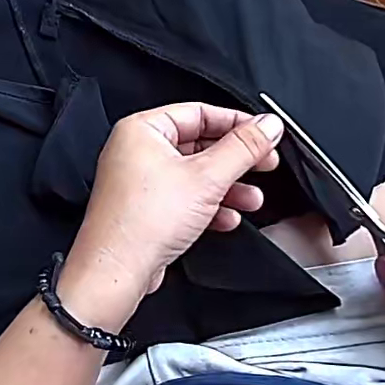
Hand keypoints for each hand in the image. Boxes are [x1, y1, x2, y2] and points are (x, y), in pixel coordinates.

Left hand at [58, 103, 283, 330]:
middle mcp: (137, 152)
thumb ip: (243, 148)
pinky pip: (186, 199)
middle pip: (200, 144)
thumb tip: (267, 126)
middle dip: (236, 160)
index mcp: (143, 130)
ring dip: (228, 187)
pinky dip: (210, 207)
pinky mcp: (148, 210)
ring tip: (251, 197)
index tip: (263, 132)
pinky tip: (227, 217)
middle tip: (264, 162)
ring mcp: (141, 183)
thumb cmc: (140, 223)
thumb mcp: (207, 178)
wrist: (117, 271)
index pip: (199, 112)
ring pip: (196, 175)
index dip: (237, 122)